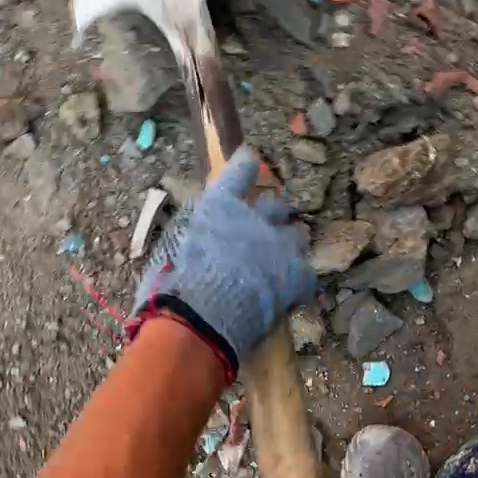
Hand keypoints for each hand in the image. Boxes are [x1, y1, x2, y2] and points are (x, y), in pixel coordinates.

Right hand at [128, 145, 314, 381]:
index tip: (251, 159)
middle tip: (268, 228)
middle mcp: (253, 217)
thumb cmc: (171, 285)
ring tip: (283, 263)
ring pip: (296, 237)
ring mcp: (277, 245)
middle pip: (276, 206)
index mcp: (218, 206)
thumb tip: (200, 240)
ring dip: (289, 246)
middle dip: (273, 215)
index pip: (238, 173)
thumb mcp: (170, 249)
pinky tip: (291, 293)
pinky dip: (298, 282)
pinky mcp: (295, 276)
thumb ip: (193, 236)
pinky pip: (306, 274)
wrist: (197, 318)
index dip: (246, 165)